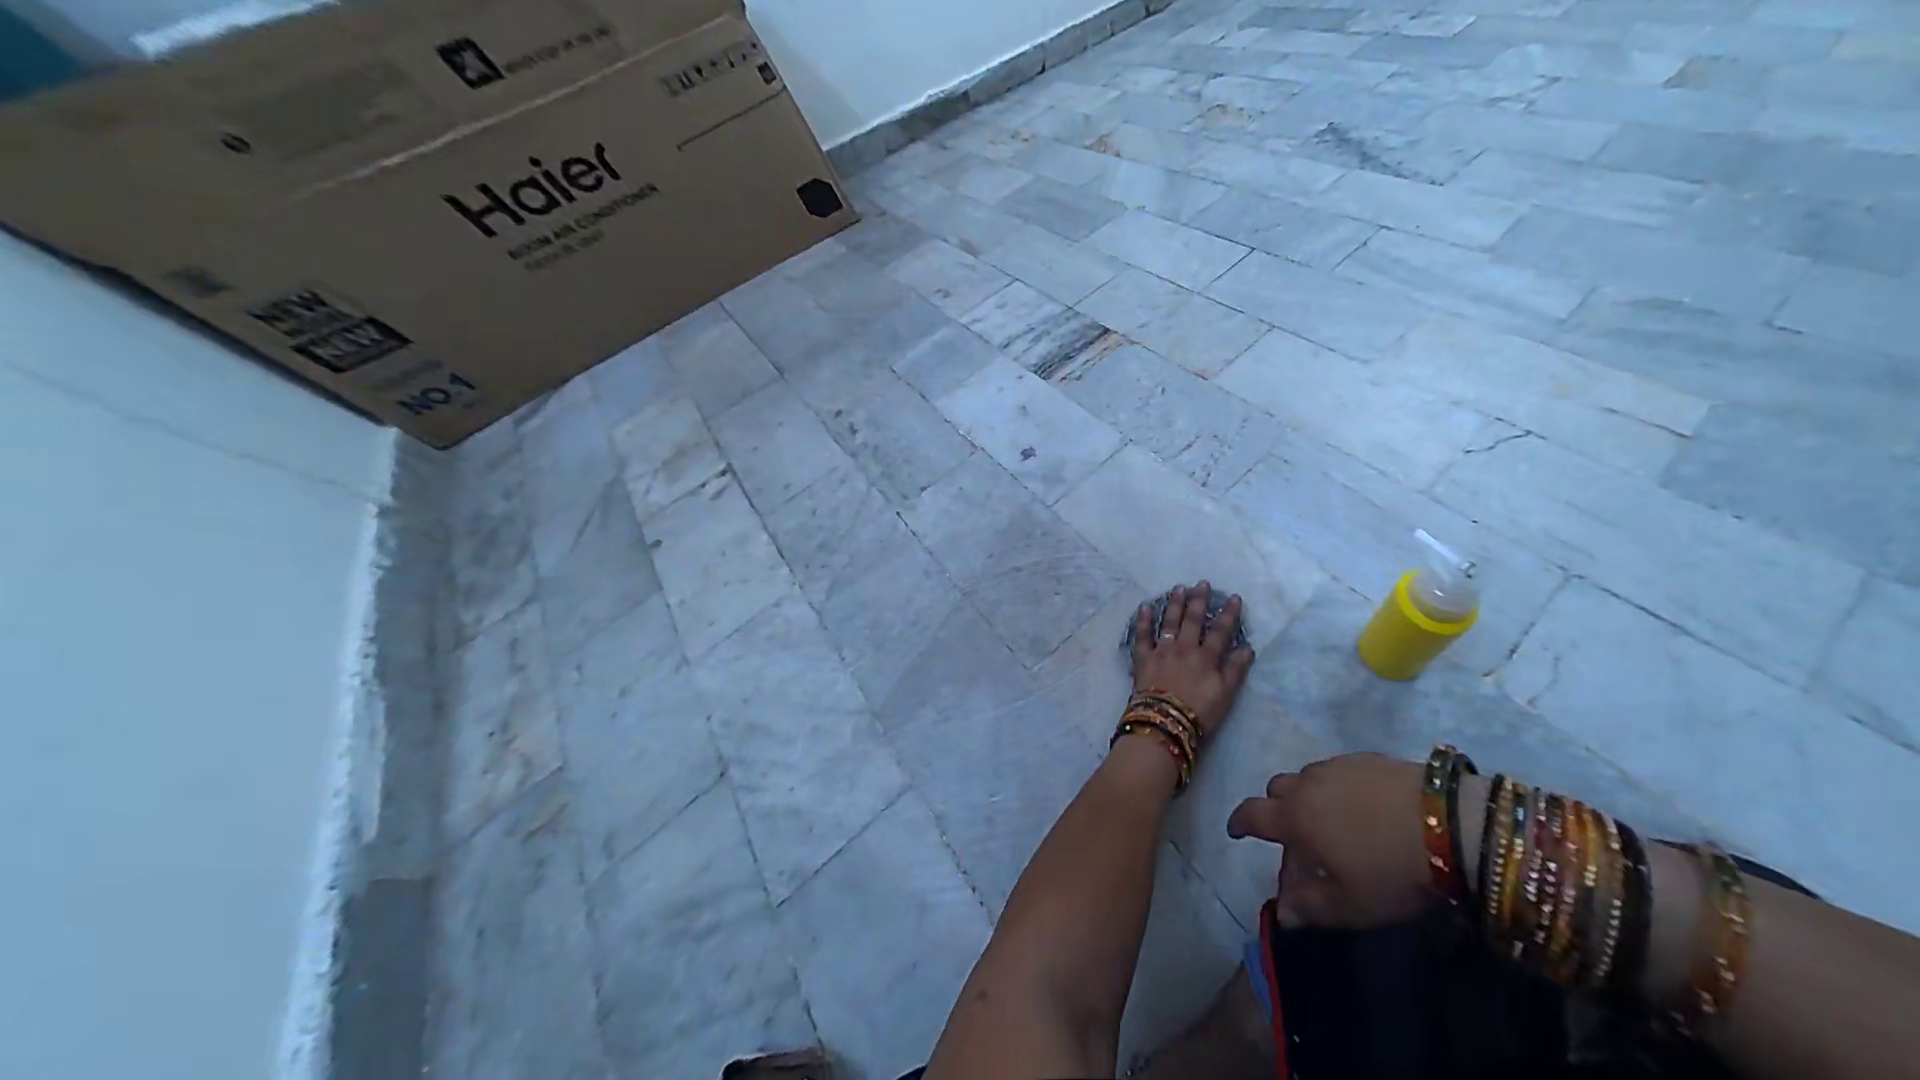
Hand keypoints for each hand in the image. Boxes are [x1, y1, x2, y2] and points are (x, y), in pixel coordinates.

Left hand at [1129, 581, 1254, 737]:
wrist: (1165, 721)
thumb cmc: (1200, 712)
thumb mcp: (1226, 694)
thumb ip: (1236, 670)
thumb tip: (1247, 649)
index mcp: (1206, 657)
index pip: (1220, 631)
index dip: (1229, 614)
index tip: (1234, 598)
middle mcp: (1184, 648)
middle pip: (1193, 620)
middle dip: (1199, 600)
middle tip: (1202, 583)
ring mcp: (1162, 651)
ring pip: (1169, 622)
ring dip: (1174, 604)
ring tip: (1178, 588)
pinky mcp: (1143, 658)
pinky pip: (1142, 635)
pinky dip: (1143, 620)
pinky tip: (1144, 606)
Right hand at [1225, 753, 1434, 928]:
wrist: (1451, 823)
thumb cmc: (1391, 870)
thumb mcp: (1352, 904)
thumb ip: (1311, 908)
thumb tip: (1283, 914)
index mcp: (1294, 818)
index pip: (1252, 814)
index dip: (1239, 822)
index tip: (1235, 831)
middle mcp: (1307, 785)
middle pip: (1276, 789)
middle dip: (1276, 808)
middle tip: (1295, 834)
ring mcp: (1337, 767)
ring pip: (1308, 778)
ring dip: (1309, 796)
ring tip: (1334, 820)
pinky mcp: (1368, 758)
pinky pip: (1339, 770)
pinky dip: (1339, 787)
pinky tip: (1364, 806)